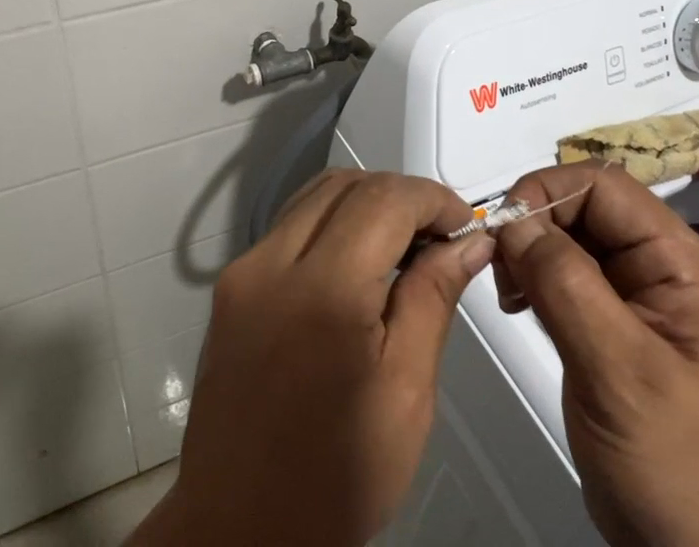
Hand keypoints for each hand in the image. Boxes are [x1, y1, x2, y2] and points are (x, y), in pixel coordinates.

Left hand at [127, 170, 492, 546]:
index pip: (385, 198)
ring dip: (364, 204)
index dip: (434, 199)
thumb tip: (467, 240)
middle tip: (440, 238)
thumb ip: (433, 299)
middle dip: (401, 195)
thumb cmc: (336, 474)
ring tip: (405, 249)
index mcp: (322, 290)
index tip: (465, 228)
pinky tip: (360, 267)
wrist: (239, 527)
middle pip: (345, 185)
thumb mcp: (406, 392)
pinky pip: (287, 229)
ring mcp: (241, 274)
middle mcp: (271, 264)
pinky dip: (331, 225)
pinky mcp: (230, 290)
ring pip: (312, 198)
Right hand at [493, 164, 698, 546]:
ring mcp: (644, 303)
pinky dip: (539, 284)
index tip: (499, 231)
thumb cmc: (675, 465)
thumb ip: (565, 284)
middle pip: (589, 210)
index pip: (606, 187)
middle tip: (499, 274)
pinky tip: (521, 308)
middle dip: (535, 226)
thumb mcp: (617, 370)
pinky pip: (573, 282)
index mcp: (684, 267)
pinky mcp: (620, 332)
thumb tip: (511, 218)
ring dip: (533, 255)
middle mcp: (666, 272)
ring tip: (508, 296)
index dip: (546, 192)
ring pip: (575, 245)